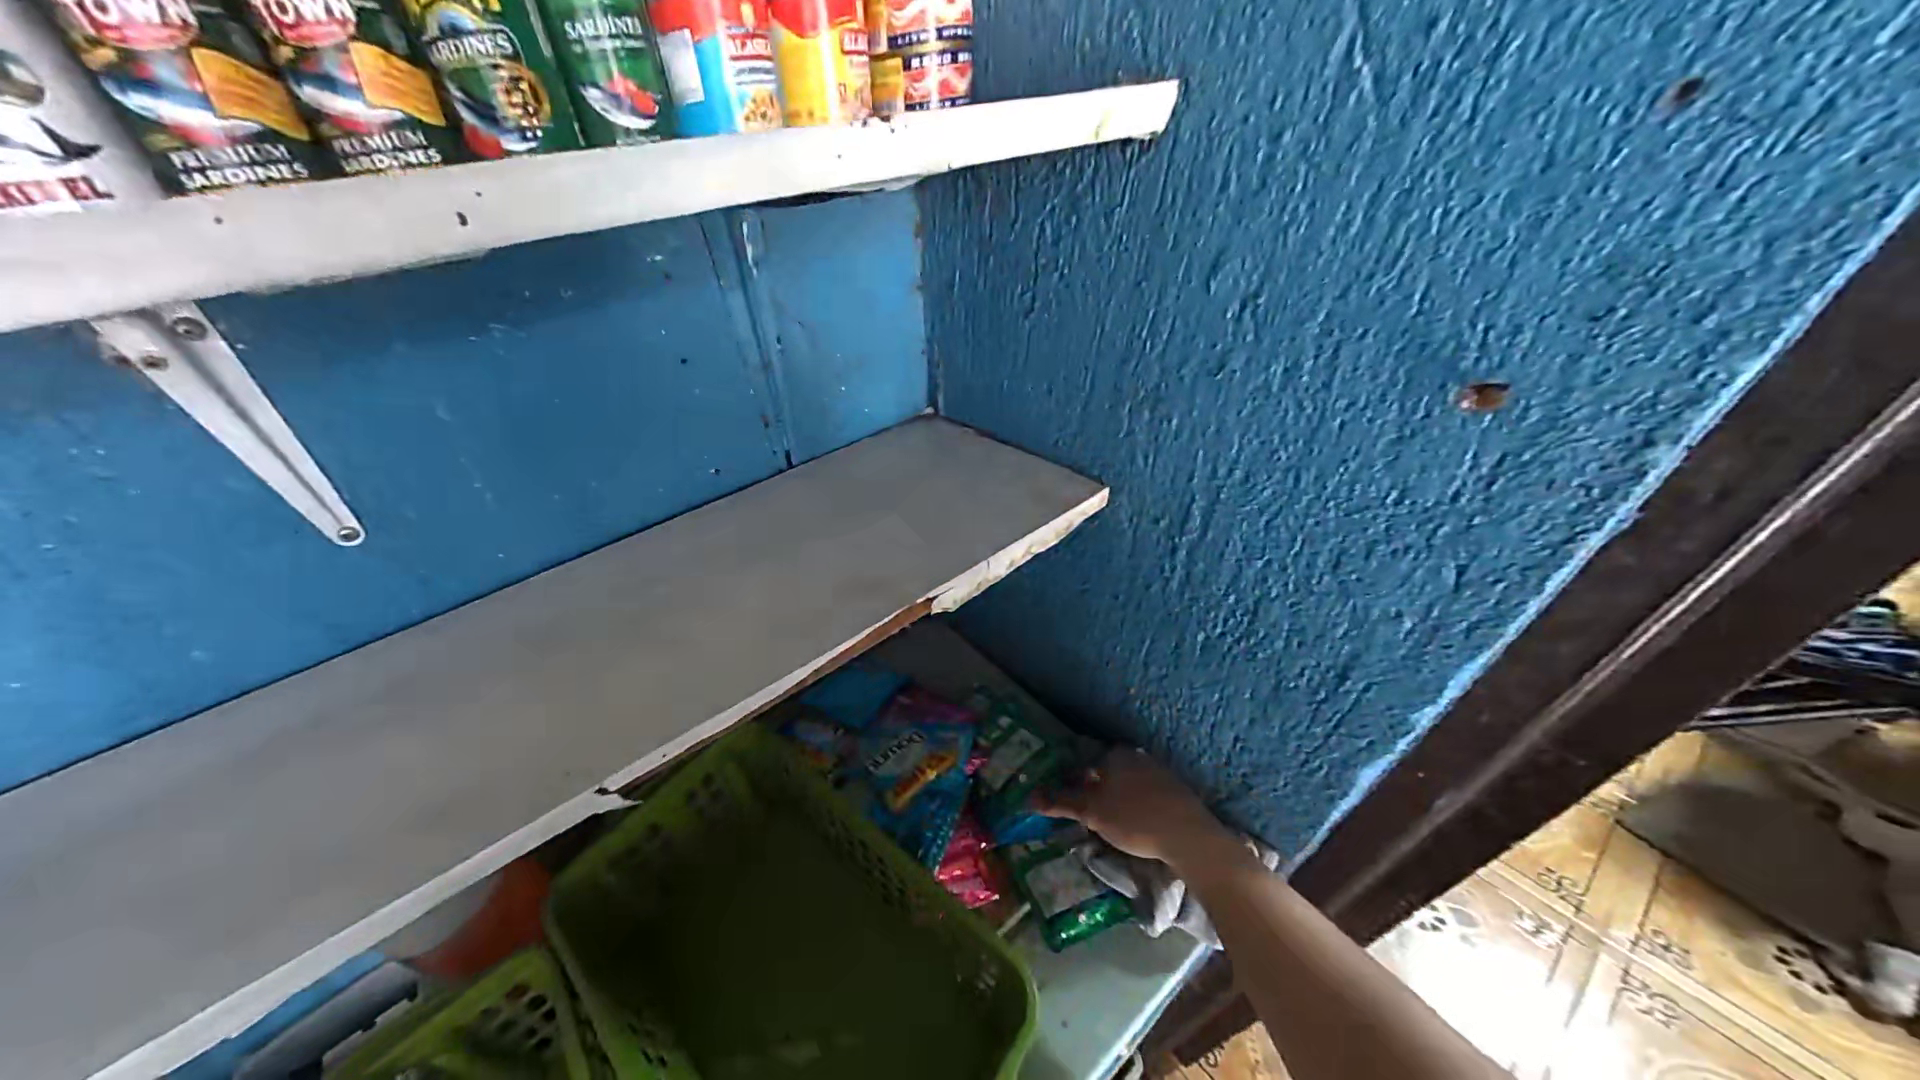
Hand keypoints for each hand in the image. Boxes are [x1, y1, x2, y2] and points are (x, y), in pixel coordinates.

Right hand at [1038, 746, 1237, 866]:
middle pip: (1105, 770)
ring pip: (1126, 782)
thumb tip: (1028, 797)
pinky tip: (1133, 824)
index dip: (1070, 778)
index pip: (1084, 759)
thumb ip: (1060, 802)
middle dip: (1092, 787)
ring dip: (1114, 797)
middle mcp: (1136, 756)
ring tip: (1105, 822)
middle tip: (1082, 812)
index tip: (1064, 797)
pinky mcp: (1175, 791)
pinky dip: (1134, 805)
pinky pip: (1145, 794)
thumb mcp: (1091, 812)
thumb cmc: (1134, 818)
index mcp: (1115, 754)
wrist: (1189, 837)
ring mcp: (1159, 772)